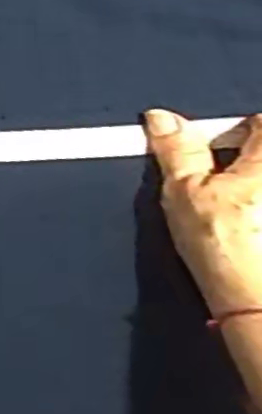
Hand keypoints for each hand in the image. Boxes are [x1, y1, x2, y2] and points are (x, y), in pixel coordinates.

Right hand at [145, 108, 261, 316]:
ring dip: (255, 187)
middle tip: (229, 184)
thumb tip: (162, 119)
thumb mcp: (181, 192)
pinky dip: (259, 209)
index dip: (235, 133)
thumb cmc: (224, 247)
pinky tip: (258, 226)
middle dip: (250, 162)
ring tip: (248, 211)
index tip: (217, 152)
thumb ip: (176, 150)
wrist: (261, 293)